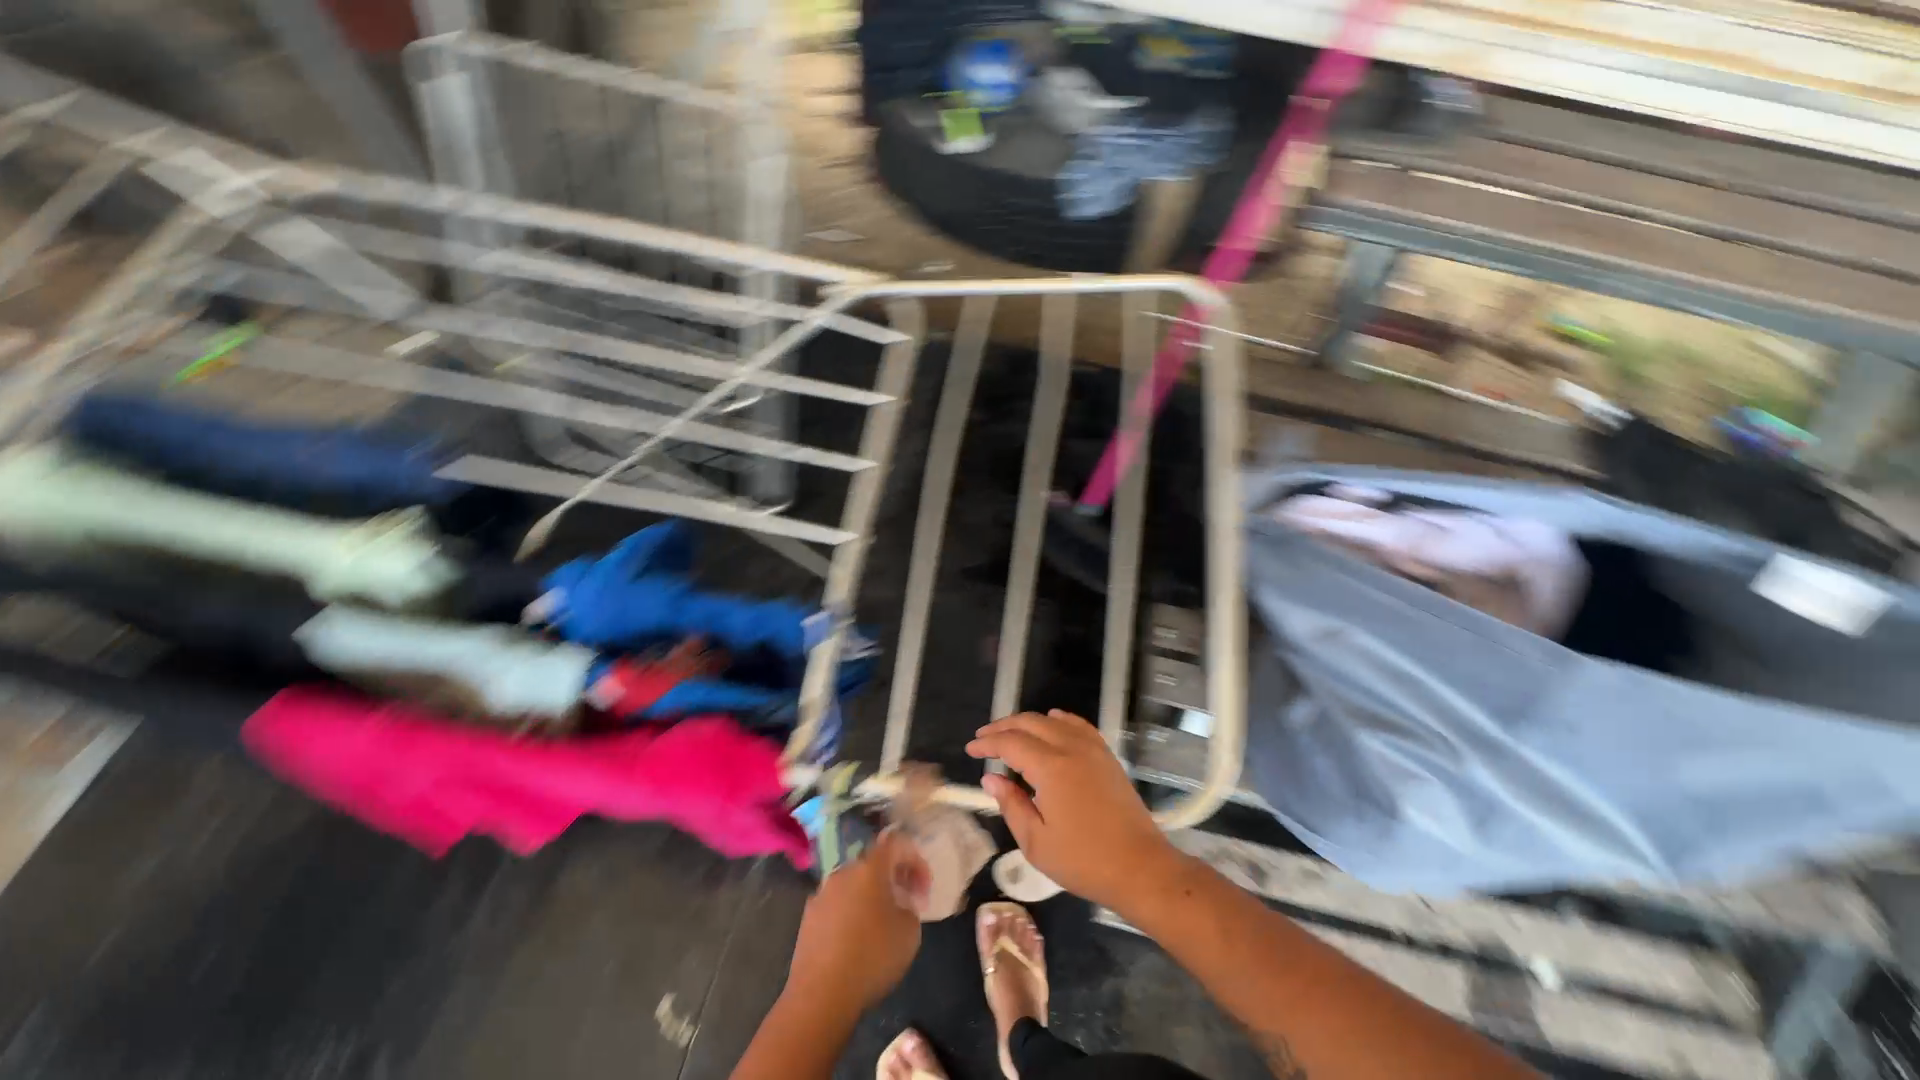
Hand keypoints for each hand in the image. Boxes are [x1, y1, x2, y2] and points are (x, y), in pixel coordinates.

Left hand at [786, 828, 926, 1014]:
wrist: (821, 994)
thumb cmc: (872, 956)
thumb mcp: (910, 931)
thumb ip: (909, 907)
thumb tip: (897, 905)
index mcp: (869, 868)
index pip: (896, 843)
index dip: (916, 861)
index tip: (924, 890)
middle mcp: (842, 873)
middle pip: (873, 863)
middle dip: (894, 878)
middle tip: (908, 904)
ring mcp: (821, 894)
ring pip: (854, 884)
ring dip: (872, 896)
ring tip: (884, 924)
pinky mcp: (808, 918)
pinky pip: (838, 904)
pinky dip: (852, 912)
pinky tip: (858, 940)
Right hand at [967, 709, 1181, 912]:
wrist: (1139, 867)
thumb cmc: (1083, 860)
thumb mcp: (1036, 842)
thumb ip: (1011, 805)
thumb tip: (992, 778)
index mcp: (1051, 767)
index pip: (1011, 743)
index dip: (988, 743)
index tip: (971, 749)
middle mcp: (1072, 748)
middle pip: (1031, 723)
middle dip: (1003, 727)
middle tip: (984, 738)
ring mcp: (1094, 750)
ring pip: (1054, 721)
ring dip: (1028, 722)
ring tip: (1010, 733)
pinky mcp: (1108, 757)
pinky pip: (1079, 726)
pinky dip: (1060, 721)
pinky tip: (1052, 724)